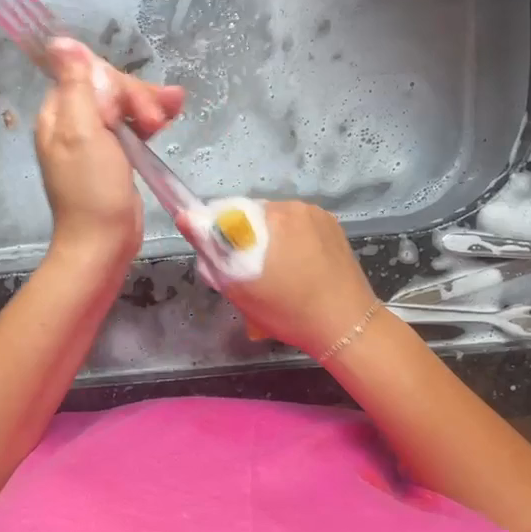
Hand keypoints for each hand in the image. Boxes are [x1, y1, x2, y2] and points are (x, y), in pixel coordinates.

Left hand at [35, 37, 184, 264]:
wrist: (103, 243)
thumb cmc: (93, 190)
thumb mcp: (82, 132)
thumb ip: (76, 86)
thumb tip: (60, 41)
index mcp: (58, 115)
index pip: (89, 74)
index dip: (118, 84)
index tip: (138, 107)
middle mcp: (71, 124)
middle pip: (108, 89)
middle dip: (137, 97)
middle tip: (158, 120)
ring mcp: (93, 142)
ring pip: (122, 106)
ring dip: (148, 106)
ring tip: (172, 117)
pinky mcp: (113, 158)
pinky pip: (129, 127)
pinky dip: (148, 121)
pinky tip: (169, 120)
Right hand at [201, 201, 386, 357]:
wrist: (344, 326)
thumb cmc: (285, 310)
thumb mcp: (237, 286)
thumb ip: (209, 248)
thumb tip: (185, 216)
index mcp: (268, 216)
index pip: (225, 211)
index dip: (218, 236)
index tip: (225, 264)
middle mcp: (292, 206)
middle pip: (252, 216)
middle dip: (246, 239)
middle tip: (252, 277)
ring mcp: (317, 214)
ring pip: (276, 222)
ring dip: (270, 241)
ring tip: (278, 276)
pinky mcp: (333, 226)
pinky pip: (299, 227)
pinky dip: (293, 243)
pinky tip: (299, 271)